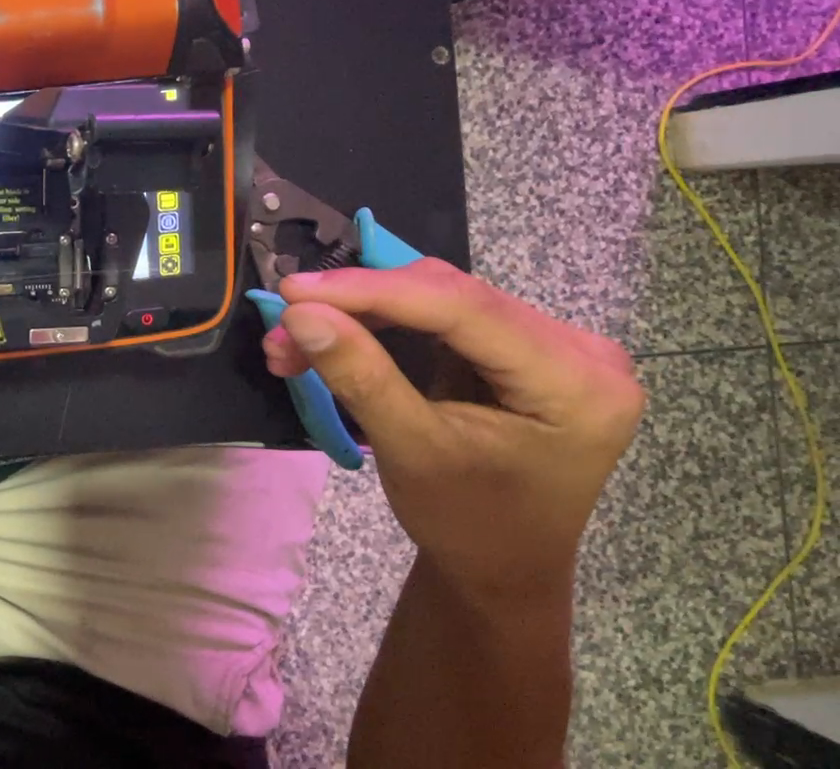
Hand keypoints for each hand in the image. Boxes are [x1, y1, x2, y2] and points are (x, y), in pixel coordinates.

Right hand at [262, 258, 643, 599]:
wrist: (498, 568)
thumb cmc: (467, 523)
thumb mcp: (412, 452)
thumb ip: (361, 376)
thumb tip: (298, 313)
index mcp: (576, 381)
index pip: (463, 307)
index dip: (372, 291)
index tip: (293, 290)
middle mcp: (577, 349)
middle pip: (448, 296)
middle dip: (355, 306)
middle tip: (283, 326)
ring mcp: (548, 346)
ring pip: (435, 299)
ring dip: (357, 314)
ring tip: (294, 341)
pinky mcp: (515, 350)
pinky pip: (435, 317)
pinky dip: (375, 325)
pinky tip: (332, 338)